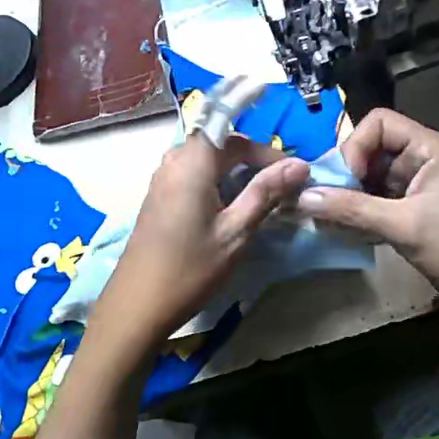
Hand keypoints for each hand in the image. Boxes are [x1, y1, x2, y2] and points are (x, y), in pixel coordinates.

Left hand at [89, 135, 309, 350]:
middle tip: (281, 188)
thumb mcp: (236, 231)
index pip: (234, 134)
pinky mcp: (159, 197)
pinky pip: (193, 176)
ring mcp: (162, 179)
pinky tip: (231, 209)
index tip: (290, 172)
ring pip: (207, 161)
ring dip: (236, 173)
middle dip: (253, 160)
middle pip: (220, 144)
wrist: (138, 304)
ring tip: (260, 199)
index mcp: (192, 162)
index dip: (265, 149)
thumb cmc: (191, 268)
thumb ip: (266, 192)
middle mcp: (173, 161)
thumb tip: (300, 164)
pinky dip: (217, 183)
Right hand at [297, 109, 438, 336]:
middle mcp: (423, 161)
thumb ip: (352, 210)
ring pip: (372, 180)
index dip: (355, 147)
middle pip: (371, 151)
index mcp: (430, 149)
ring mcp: (419, 189)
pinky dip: (359, 215)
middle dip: (345, 175)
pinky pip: (378, 204)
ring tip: (325, 221)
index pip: (379, 124)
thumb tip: (302, 197)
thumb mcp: (405, 227)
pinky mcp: (414, 214)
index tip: (344, 181)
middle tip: (324, 204)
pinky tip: (340, 231)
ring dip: (348, 198)